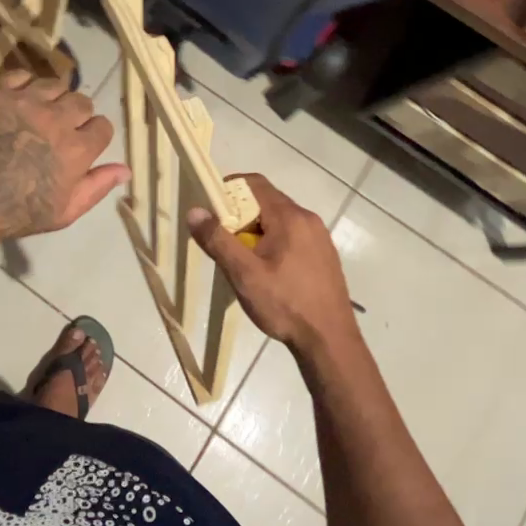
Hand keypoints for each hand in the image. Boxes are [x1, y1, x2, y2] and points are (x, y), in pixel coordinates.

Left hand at [0, 70, 127, 253]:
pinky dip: (24, 86)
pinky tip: (17, 102)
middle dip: (76, 115)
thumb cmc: (12, 214)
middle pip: (81, 101)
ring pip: (54, 85)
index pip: (103, 126)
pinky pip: (20, 75)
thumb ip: (96, 187)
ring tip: (38, 114)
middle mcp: (56, 119)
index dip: (94, 136)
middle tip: (58, 131)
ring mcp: (25, 101)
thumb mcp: (62, 213)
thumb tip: (125, 168)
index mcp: (76, 150)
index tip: (81, 146)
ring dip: (52, 98)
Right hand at [188, 173, 358, 354]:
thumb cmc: (285, 304)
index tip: (211, 210)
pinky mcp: (324, 256)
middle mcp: (308, 219)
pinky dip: (274, 243)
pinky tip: (268, 272)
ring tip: (243, 259)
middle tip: (223, 239)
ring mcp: (320, 238)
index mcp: (290, 217)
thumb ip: (218, 240)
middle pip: (267, 201)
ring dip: (257, 231)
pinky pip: (293, 236)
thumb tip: (195, 211)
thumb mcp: (244, 274)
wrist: (330, 342)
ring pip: (280, 220)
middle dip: (240, 215)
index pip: (255, 183)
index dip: (229, 189)